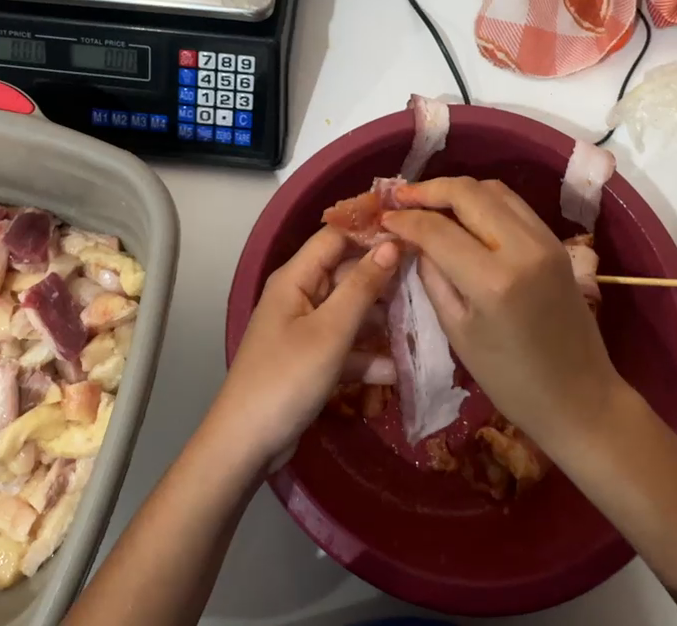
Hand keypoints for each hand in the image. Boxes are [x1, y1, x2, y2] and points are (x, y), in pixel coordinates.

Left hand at [207, 227, 399, 470]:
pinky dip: (368, 356)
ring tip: (423, 325)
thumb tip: (392, 244)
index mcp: (295, 278)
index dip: (372, 232)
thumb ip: (362, 287)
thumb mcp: (330, 331)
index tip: (414, 234)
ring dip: (381, 320)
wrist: (247, 444)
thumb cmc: (286, 378)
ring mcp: (305, 330)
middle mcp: (299, 295)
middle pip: (347, 274)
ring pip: (351, 312)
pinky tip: (399, 370)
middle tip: (429, 283)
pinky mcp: (312, 360)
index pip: (336, 237)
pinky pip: (346, 347)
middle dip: (385, 279)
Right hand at [382, 178, 625, 452]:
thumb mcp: (458, 332)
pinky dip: (483, 200)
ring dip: (457, 191)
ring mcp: (545, 241)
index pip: (438, 230)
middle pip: (468, 193)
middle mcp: (522, 248)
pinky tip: (463, 214)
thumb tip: (412, 241)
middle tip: (401, 197)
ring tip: (428, 202)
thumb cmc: (510, 380)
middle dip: (429, 190)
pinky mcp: (556, 243)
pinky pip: (514, 205)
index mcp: (493, 281)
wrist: (580, 398)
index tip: (383, 217)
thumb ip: (433, 277)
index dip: (406, 219)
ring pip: (493, 189)